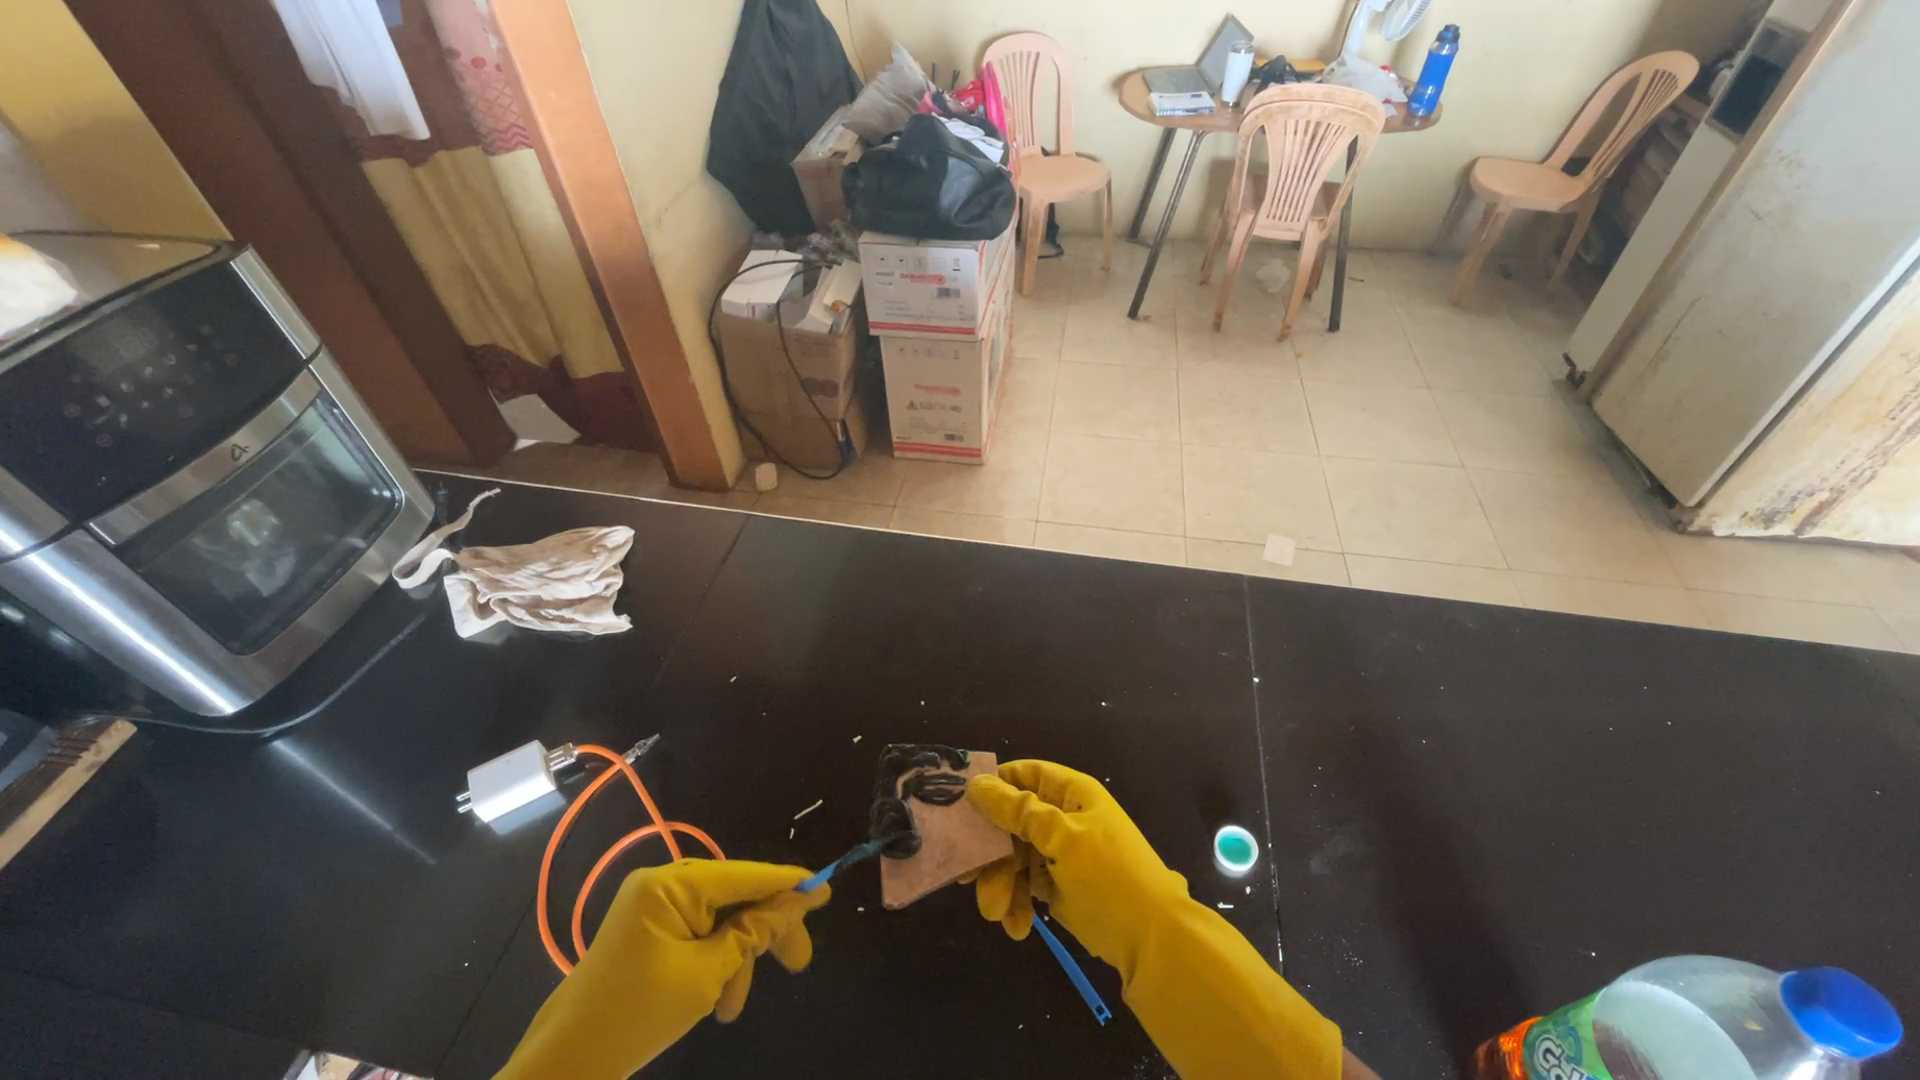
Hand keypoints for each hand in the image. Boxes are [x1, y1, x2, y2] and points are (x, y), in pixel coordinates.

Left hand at [496, 860, 828, 1079]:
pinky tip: (717, 1002)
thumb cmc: (636, 1015)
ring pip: (719, 920)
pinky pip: (697, 935)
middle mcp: (661, 884)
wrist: (564, 1065)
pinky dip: (714, 964)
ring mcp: (651, 907)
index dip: (788, 884)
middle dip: (765, 932)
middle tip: (798, 963)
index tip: (827, 889)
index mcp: (671, 885)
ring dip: (737, 959)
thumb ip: (756, 932)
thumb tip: (801, 897)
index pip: (746, 874)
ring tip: (734, 1007)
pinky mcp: (647, 931)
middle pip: (735, 896)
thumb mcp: (706, 974)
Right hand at [964, 760, 1186, 976]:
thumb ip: (1018, 810)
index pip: (1023, 775)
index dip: (992, 786)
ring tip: (996, 913)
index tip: (960, 807)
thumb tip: (976, 784)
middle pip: (1010, 820)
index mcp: (1071, 793)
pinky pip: (1023, 885)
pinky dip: (1016, 903)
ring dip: (1000, 884)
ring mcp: (1058, 853)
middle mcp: (1062, 817)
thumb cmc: (1110, 876)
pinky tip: (1018, 925)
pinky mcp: (1056, 886)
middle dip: (990, 851)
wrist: (1151, 940)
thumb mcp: (1062, 838)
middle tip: (967, 876)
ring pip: (1012, 857)